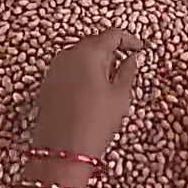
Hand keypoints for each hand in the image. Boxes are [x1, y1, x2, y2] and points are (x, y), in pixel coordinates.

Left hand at [30, 28, 142, 157]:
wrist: (62, 153)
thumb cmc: (96, 123)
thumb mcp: (120, 97)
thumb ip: (127, 71)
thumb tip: (131, 58)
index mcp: (89, 53)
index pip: (112, 35)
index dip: (129, 40)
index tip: (140, 48)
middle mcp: (68, 54)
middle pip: (94, 42)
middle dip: (112, 50)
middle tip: (127, 64)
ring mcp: (55, 68)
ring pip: (80, 55)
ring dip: (97, 61)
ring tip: (111, 79)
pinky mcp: (47, 83)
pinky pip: (69, 68)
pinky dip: (83, 71)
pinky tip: (93, 89)